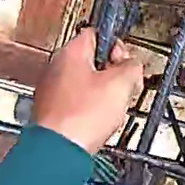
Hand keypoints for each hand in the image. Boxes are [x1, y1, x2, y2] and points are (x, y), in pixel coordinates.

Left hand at [32, 28, 145, 154]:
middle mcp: (57, 66)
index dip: (116, 47)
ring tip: (109, 110)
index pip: (97, 34)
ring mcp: (52, 89)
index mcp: (71, 52)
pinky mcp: (52, 110)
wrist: (59, 150)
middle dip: (112, 74)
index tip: (124, 63)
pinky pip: (77, 102)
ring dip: (102, 93)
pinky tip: (96, 122)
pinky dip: (89, 109)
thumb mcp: (120, 84)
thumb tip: (132, 65)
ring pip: (86, 83)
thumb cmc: (83, 116)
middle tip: (121, 89)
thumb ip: (131, 66)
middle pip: (93, 60)